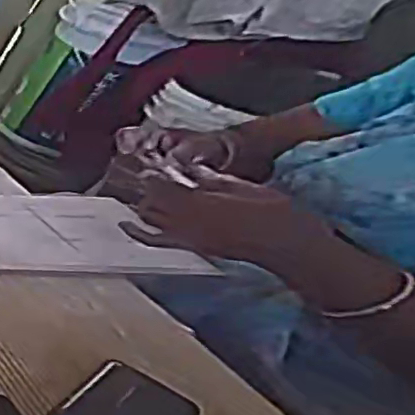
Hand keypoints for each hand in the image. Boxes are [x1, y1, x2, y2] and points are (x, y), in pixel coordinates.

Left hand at [122, 170, 334, 268]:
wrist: (289, 245)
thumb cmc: (277, 213)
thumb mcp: (248, 188)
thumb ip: (215, 180)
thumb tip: (193, 169)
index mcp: (198, 201)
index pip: (162, 186)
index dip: (154, 177)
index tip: (151, 170)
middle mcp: (182, 218)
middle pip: (151, 201)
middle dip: (150, 191)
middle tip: (155, 182)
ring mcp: (181, 233)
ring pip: (148, 217)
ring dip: (145, 206)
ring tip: (149, 197)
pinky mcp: (186, 245)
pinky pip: (151, 239)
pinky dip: (135, 231)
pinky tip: (125, 224)